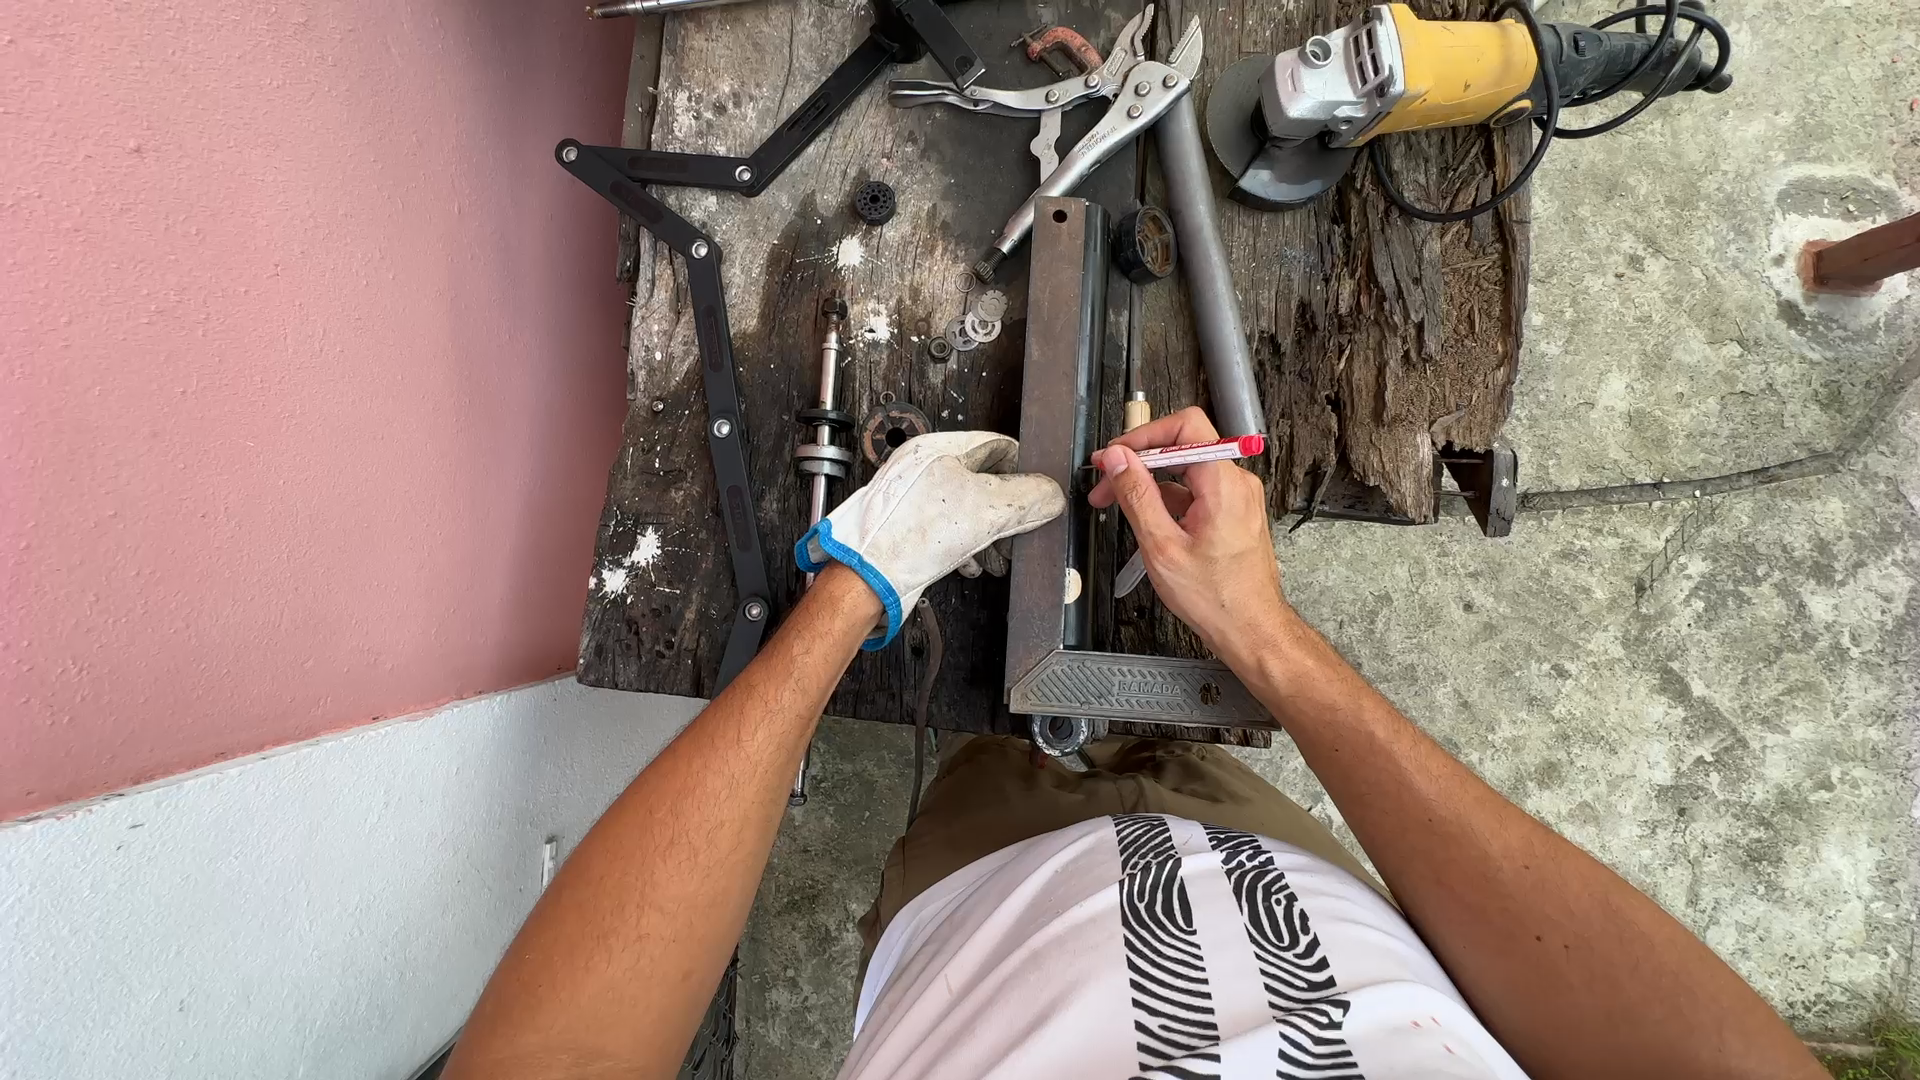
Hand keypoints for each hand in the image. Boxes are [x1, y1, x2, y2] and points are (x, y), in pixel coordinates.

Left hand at [797, 431, 1064, 648]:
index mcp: (942, 449)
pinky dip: (967, 547)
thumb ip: (1028, 498)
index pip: (998, 446)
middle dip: (1008, 512)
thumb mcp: (987, 510)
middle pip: (985, 481)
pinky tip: (973, 565)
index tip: (1039, 495)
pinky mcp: (909, 527)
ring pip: (968, 510)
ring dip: (990, 535)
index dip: (1024, 471)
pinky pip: (948, 530)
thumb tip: (1053, 495)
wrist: (867, 575)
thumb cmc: (912, 536)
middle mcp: (926, 469)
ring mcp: (916, 499)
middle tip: (1022, 532)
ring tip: (1001, 559)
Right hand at [1087, 407, 1290, 665]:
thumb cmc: (1216, 597)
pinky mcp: (1232, 511)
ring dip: (1148, 482)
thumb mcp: (1161, 546)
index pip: (1185, 427)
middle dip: (1138, 461)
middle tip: (1105, 481)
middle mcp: (1235, 483)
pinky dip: (1165, 498)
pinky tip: (1144, 519)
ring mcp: (1236, 497)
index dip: (1143, 435)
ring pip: (1185, 470)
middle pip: (1181, 446)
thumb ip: (1137, 495)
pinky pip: (1194, 490)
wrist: (1250, 629)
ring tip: (1116, 503)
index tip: (1114, 455)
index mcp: (1223, 483)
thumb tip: (1117, 459)